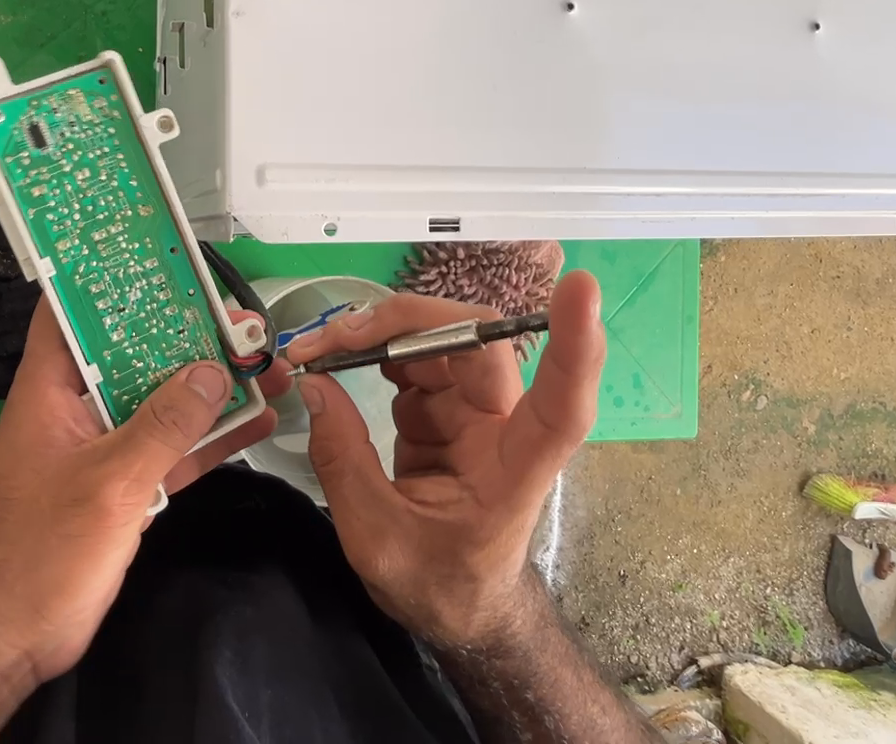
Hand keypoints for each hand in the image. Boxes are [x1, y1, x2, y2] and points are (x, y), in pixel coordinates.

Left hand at [0, 298, 284, 687]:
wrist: (6, 643)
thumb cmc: (37, 553)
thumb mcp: (107, 483)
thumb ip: (164, 426)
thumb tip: (214, 370)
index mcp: (53, 388)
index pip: (75, 311)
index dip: (113, 279)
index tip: (163, 259)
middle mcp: (80, 406)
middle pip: (139, 354)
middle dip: (191, 336)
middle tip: (244, 322)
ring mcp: (107, 446)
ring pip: (165, 399)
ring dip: (213, 386)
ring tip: (267, 364)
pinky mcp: (127, 484)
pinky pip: (175, 447)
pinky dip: (212, 435)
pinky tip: (258, 420)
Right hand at [276, 272, 604, 649]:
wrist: (458, 606)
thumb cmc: (440, 585)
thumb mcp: (377, 540)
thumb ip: (343, 462)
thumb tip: (314, 384)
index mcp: (514, 470)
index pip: (562, 405)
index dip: (573, 345)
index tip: (581, 289)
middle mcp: (504, 427)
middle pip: (475, 346)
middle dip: (404, 324)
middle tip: (332, 338)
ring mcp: (476, 412)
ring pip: (438, 342)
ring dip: (377, 334)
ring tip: (316, 348)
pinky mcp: (448, 408)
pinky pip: (412, 360)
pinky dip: (370, 353)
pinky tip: (333, 359)